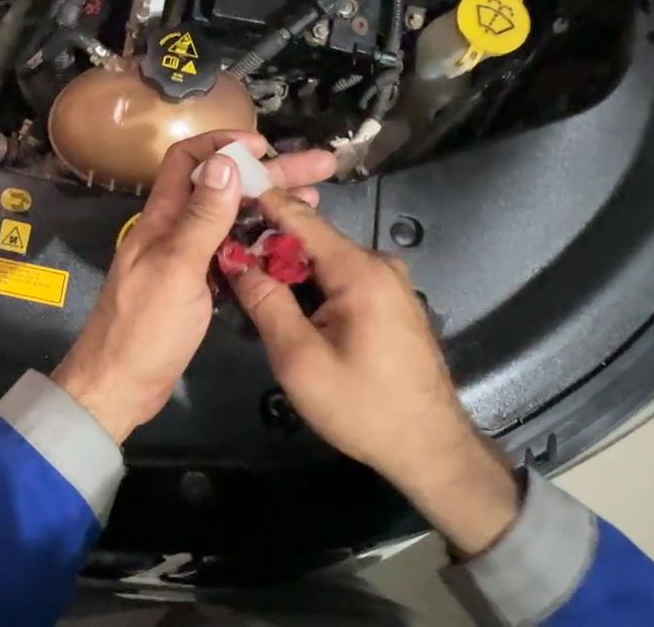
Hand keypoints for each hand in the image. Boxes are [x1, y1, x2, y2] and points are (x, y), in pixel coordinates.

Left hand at [52, 132, 334, 443]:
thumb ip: (201, 219)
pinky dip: (258, 238)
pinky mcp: (196, 284)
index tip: (264, 145)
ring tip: (315, 199)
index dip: (223, 145)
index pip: (188, 161)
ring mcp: (185, 257)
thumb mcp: (177, 269)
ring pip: (229, 218)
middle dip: (267, 173)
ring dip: (268, 204)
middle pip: (220, 187)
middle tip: (319, 167)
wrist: (119, 385)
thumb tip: (225, 163)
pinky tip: (287, 239)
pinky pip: (230, 249)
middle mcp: (173, 229)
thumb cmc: (144, 328)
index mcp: (161, 218)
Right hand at [229, 189, 519, 555]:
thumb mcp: (298, 358)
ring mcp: (389, 282)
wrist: (432, 451)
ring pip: (323, 261)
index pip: (298, 216)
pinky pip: (341, 279)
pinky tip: (289, 310)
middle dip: (268, 248)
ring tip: (251, 290)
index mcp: (358, 269)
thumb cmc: (363, 406)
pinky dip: (311, 287)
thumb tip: (233, 257)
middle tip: (227, 264)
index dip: (258, 205)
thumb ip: (264, 301)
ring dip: (288, 272)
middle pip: (310, 238)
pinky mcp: (391, 301)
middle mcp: (378, 263)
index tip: (221, 203)